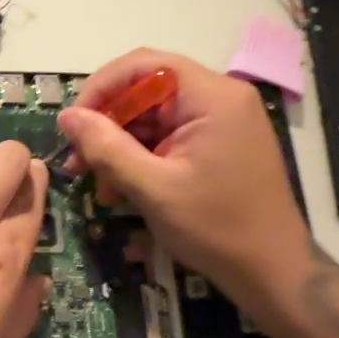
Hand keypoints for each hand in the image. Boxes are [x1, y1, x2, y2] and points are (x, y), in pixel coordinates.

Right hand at [58, 48, 309, 300]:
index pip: (143, 65)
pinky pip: (167, 136)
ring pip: (152, 116)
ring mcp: (221, 121)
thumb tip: (66, 116)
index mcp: (212, 97)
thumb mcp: (152, 189)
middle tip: (76, 162)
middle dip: (107, 123)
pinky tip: (120, 188)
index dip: (100, 88)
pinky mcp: (217, 143)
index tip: (73, 124)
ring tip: (96, 184)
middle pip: (146, 90)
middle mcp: (220, 98)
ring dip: (119, 146)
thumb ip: (106, 147)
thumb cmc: (216, 228)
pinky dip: (140, 157)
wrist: (272, 271)